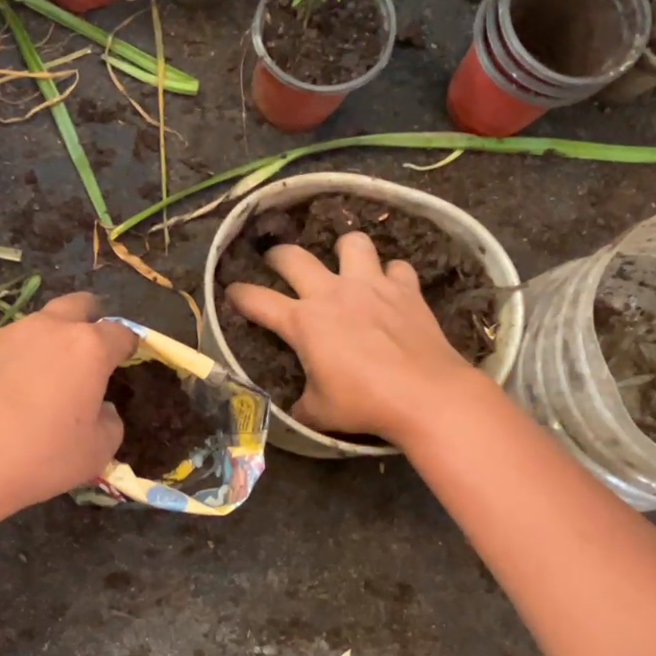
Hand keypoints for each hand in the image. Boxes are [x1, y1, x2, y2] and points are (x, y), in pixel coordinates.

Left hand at [0, 292, 137, 524]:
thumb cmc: (40, 456)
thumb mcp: (96, 452)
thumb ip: (110, 423)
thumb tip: (100, 408)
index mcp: (88, 347)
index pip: (121, 332)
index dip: (129, 345)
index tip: (129, 358)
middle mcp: (49, 328)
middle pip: (79, 305)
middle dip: (92, 319)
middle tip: (92, 348)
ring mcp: (9, 334)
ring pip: (41, 323)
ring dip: (52, 338)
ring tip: (48, 376)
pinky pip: (11, 344)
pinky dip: (21, 357)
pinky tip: (13, 390)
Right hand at [225, 232, 479, 443]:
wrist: (425, 394)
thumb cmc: (364, 403)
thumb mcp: (318, 412)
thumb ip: (300, 403)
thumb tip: (294, 409)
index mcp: (303, 322)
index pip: (256, 300)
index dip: (237, 295)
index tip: (230, 293)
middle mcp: (332, 293)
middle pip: (293, 256)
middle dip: (277, 255)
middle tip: (276, 262)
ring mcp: (371, 286)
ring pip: (352, 243)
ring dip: (344, 250)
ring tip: (344, 263)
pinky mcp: (406, 289)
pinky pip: (396, 267)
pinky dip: (390, 275)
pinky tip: (390, 288)